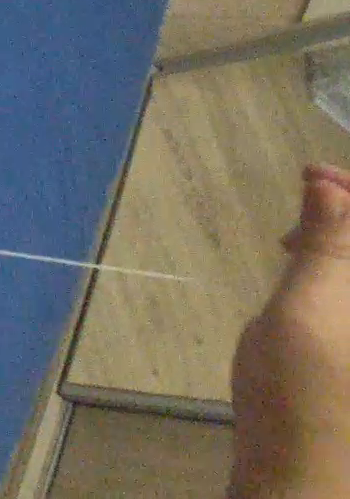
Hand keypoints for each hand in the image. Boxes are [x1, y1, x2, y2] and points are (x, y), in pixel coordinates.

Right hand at [231, 164, 349, 497]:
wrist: (313, 473)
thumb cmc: (306, 395)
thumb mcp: (305, 315)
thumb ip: (328, 250)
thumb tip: (329, 182)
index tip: (315, 174)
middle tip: (303, 206)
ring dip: (347, 243)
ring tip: (298, 242)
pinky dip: (346, 268)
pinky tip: (316, 270)